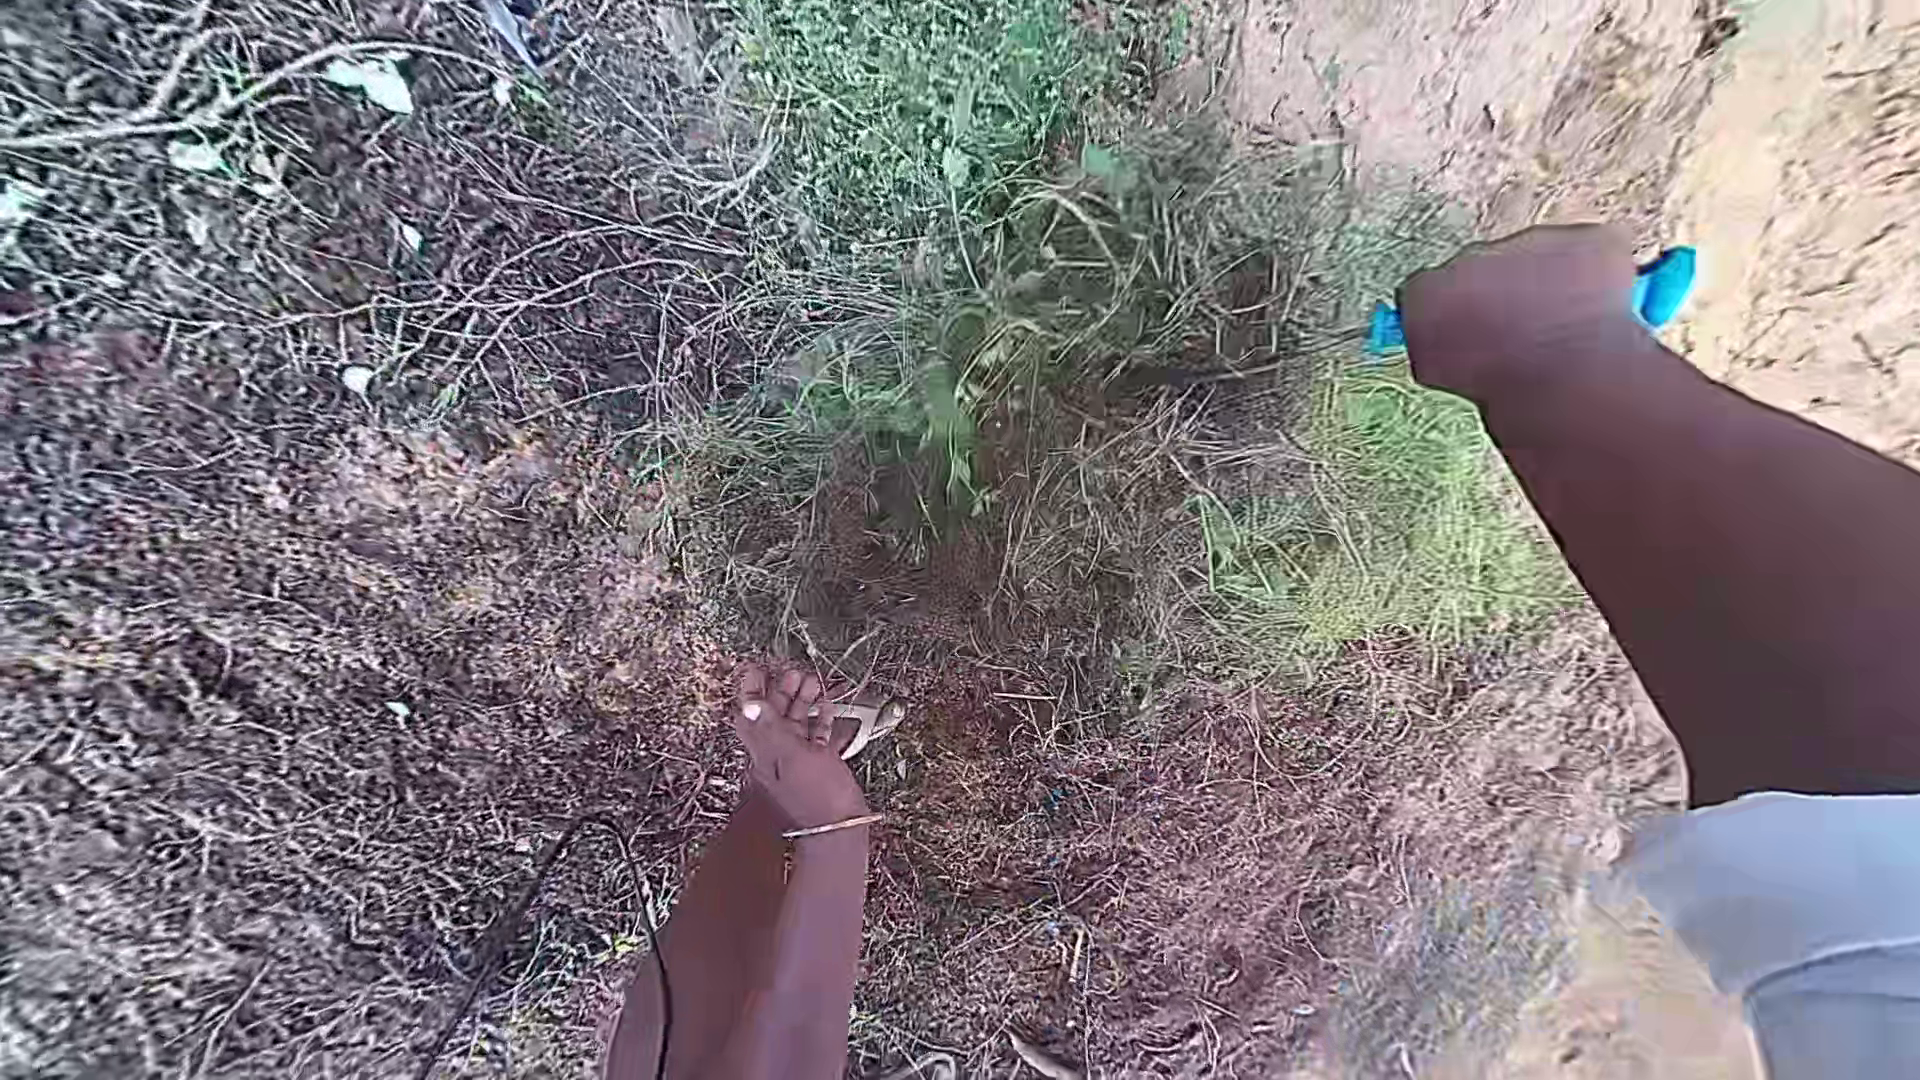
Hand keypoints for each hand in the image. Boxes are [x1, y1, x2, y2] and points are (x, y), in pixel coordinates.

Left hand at [731, 663, 868, 831]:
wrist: (841, 826)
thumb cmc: (817, 795)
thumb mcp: (792, 756)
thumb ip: (771, 727)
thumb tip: (748, 703)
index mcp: (765, 752)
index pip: (750, 715)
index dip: (751, 690)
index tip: (755, 668)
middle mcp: (778, 754)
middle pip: (774, 715)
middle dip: (782, 690)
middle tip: (792, 671)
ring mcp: (799, 759)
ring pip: (796, 722)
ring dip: (803, 700)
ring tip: (813, 681)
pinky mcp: (819, 763)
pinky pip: (816, 735)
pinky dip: (821, 718)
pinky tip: (827, 707)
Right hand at [1399, 224, 1641, 401]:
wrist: (1559, 371)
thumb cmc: (1495, 376)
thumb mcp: (1432, 370)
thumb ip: (1426, 339)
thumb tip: (1432, 335)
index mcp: (1426, 289)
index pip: (1424, 286)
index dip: (1441, 304)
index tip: (1453, 317)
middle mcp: (1471, 257)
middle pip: (1475, 264)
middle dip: (1488, 287)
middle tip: (1504, 321)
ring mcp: (1529, 242)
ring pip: (1530, 252)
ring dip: (1535, 277)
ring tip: (1547, 318)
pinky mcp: (1584, 238)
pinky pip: (1585, 247)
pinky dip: (1585, 269)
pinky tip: (1581, 303)